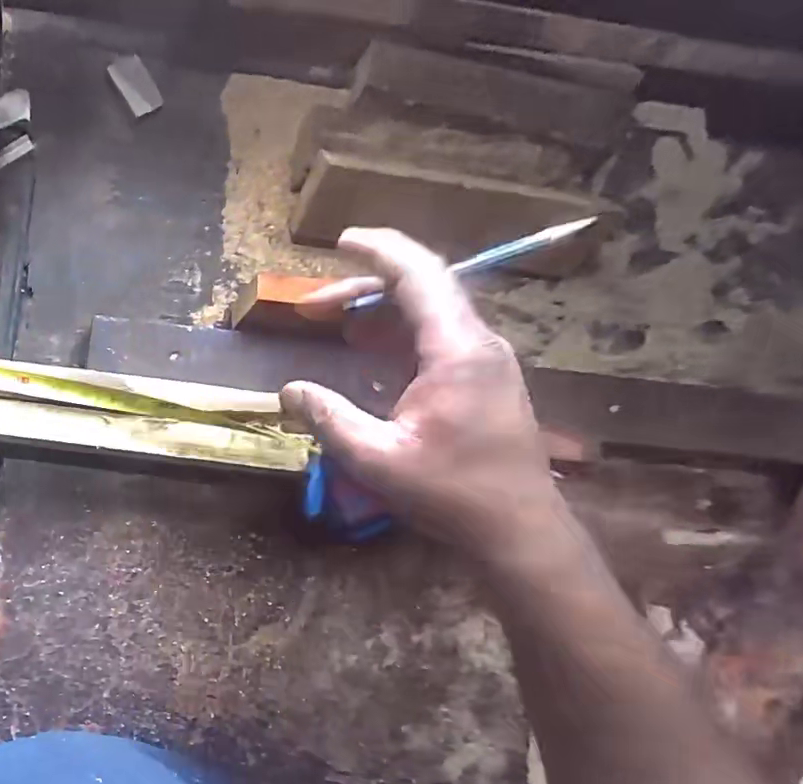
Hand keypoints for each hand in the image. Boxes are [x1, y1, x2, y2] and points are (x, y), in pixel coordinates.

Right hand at [279, 228, 560, 555]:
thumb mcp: (375, 458)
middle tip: (312, 307)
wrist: (514, 525)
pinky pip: (432, 340)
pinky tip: (365, 354)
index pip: (419, 277)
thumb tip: (288, 390)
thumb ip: (329, 418)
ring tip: (331, 325)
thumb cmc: (449, 491)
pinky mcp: (478, 382)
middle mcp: (475, 344)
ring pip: (426, 315)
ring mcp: (481, 362)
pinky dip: (394, 337)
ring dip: (377, 314)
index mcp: (456, 351)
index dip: (380, 252)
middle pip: (420, 292)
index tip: (342, 239)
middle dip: (363, 290)